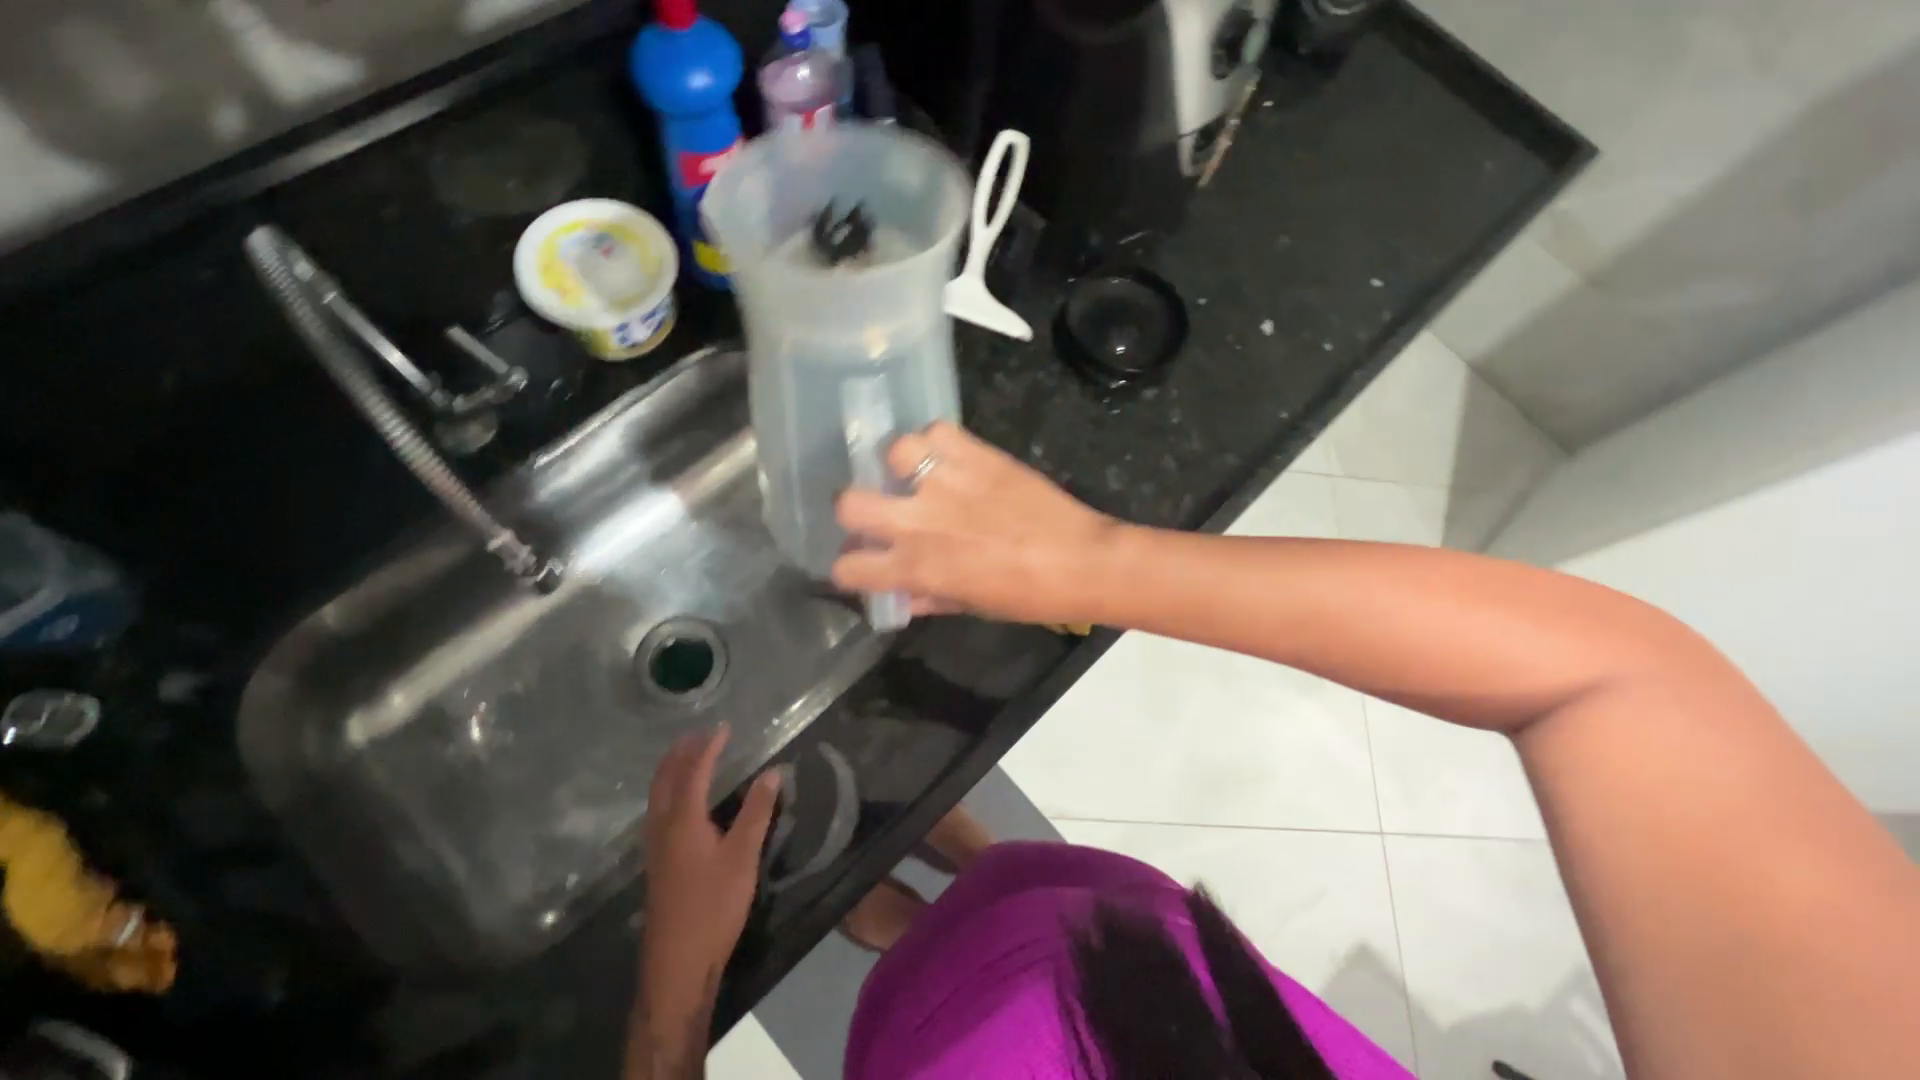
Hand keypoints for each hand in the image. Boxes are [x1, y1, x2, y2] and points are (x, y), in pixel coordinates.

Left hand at [637, 726, 779, 1058]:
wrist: (678, 961)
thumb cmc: (713, 906)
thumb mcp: (743, 857)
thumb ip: (756, 812)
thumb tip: (772, 772)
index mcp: (682, 820)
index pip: (695, 771)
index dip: (709, 747)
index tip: (723, 727)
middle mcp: (662, 827)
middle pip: (665, 779)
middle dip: (681, 753)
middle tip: (699, 734)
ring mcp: (655, 847)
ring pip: (657, 796)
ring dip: (671, 771)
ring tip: (688, 758)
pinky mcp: (657, 864)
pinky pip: (658, 812)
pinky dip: (669, 792)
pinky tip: (681, 804)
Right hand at [832, 421, 1118, 624]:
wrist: (1081, 561)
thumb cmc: (1026, 595)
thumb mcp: (970, 606)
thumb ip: (928, 596)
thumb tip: (902, 594)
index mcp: (916, 568)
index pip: (847, 566)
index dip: (850, 567)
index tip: (863, 561)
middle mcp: (919, 522)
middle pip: (849, 503)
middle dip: (856, 511)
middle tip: (880, 512)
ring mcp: (946, 481)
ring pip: (890, 453)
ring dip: (897, 466)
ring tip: (918, 476)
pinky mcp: (976, 454)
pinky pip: (936, 431)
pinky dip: (936, 442)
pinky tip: (948, 457)